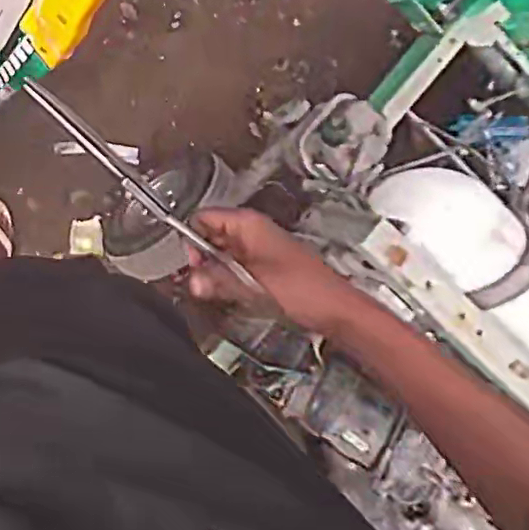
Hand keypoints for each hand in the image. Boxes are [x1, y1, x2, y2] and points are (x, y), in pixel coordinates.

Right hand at [185, 208, 369, 335]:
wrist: (338, 311)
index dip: (191, 240)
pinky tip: (232, 293)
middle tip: (201, 283)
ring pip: (219, 251)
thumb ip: (217, 280)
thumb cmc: (300, 291)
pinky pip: (233, 263)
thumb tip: (189, 281)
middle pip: (207, 235)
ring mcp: (256, 245)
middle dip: (201, 259)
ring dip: (214, 271)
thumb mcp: (252, 286)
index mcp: (246, 222)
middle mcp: (249, 228)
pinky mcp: (262, 262)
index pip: (201, 218)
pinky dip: (227, 277)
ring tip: (217, 291)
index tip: (193, 265)